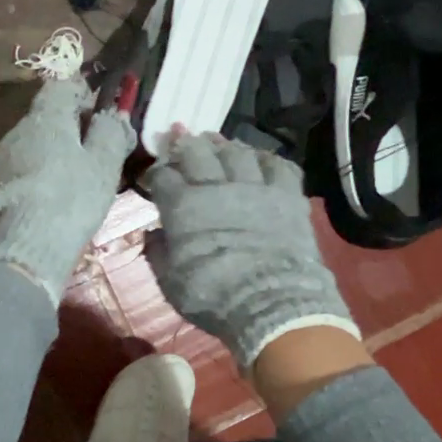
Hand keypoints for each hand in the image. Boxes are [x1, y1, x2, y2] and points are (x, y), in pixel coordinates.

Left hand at [0, 80, 137, 302]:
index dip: (83, 93)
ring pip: (34, 141)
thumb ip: (110, 132)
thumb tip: (113, 113)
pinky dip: (40, 170)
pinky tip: (53, 194)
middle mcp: (19, 128)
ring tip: (75, 175)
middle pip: (47, 114)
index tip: (100, 113)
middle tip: (95, 148)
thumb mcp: (103, 163)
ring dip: (54, 149)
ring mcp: (3, 156)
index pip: (62, 85)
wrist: (27, 243)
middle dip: (71, 124)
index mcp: (46, 116)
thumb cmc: (72, 196)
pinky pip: (23, 165)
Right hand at [144, 133, 360, 368]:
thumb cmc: (214, 298)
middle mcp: (216, 187)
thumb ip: (157, 253)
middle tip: (180, 135)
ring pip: (236, 152)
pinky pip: (279, 165)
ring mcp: (255, 187)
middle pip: (197, 151)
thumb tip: (154, 234)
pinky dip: (267, 159)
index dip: (156, 173)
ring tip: (217, 142)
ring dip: (224, 145)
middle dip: (185, 142)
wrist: (273, 305)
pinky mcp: (288, 195)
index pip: (163, 176)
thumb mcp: (170, 283)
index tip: (155, 177)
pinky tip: (261, 159)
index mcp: (183, 207)